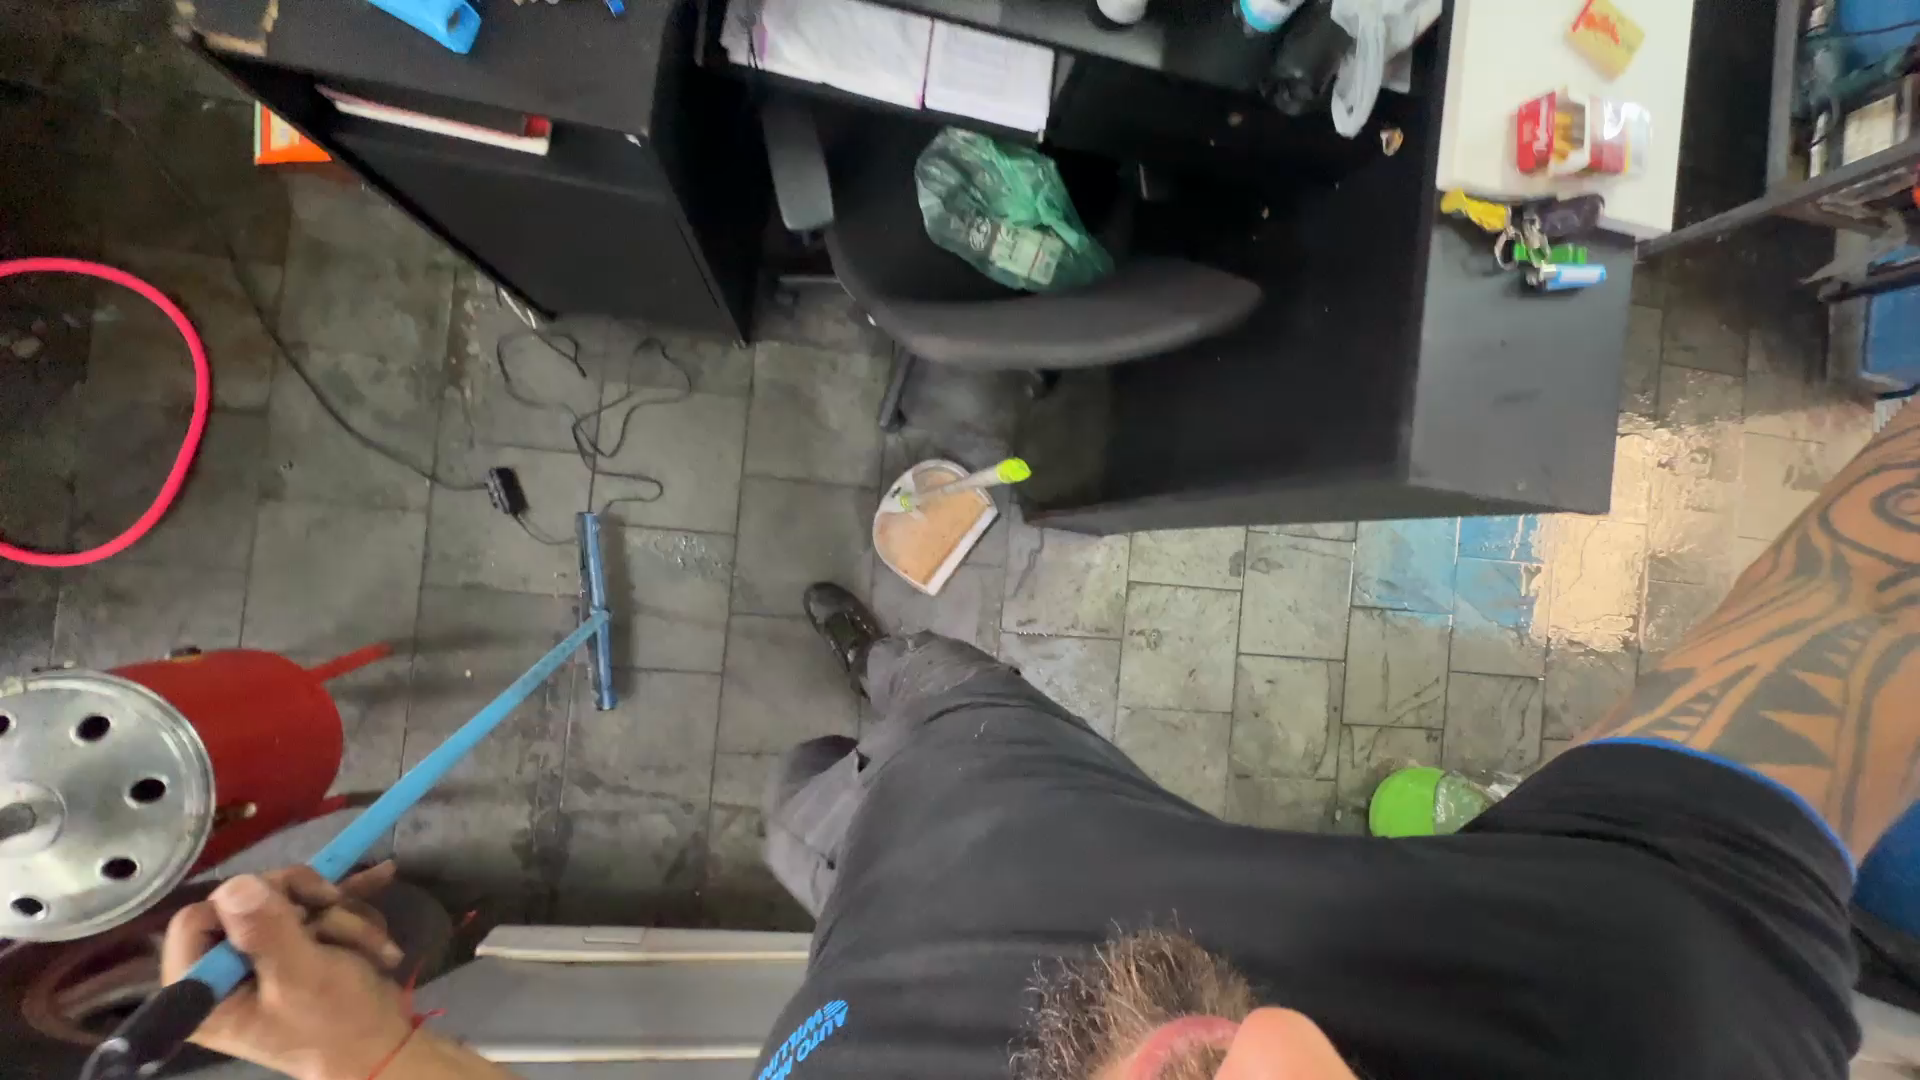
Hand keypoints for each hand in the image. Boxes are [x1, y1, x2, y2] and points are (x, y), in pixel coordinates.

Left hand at [161, 863, 416, 1079]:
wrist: (379, 1041)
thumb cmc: (335, 1020)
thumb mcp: (302, 977)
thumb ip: (269, 934)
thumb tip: (236, 885)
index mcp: (202, 984)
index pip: (201, 917)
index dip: (249, 903)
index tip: (296, 911)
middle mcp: (226, 966)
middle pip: (259, 899)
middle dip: (313, 904)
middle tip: (338, 910)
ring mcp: (267, 954)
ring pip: (301, 901)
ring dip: (345, 915)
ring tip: (369, 944)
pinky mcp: (301, 944)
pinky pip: (324, 906)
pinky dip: (354, 905)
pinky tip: (383, 876)